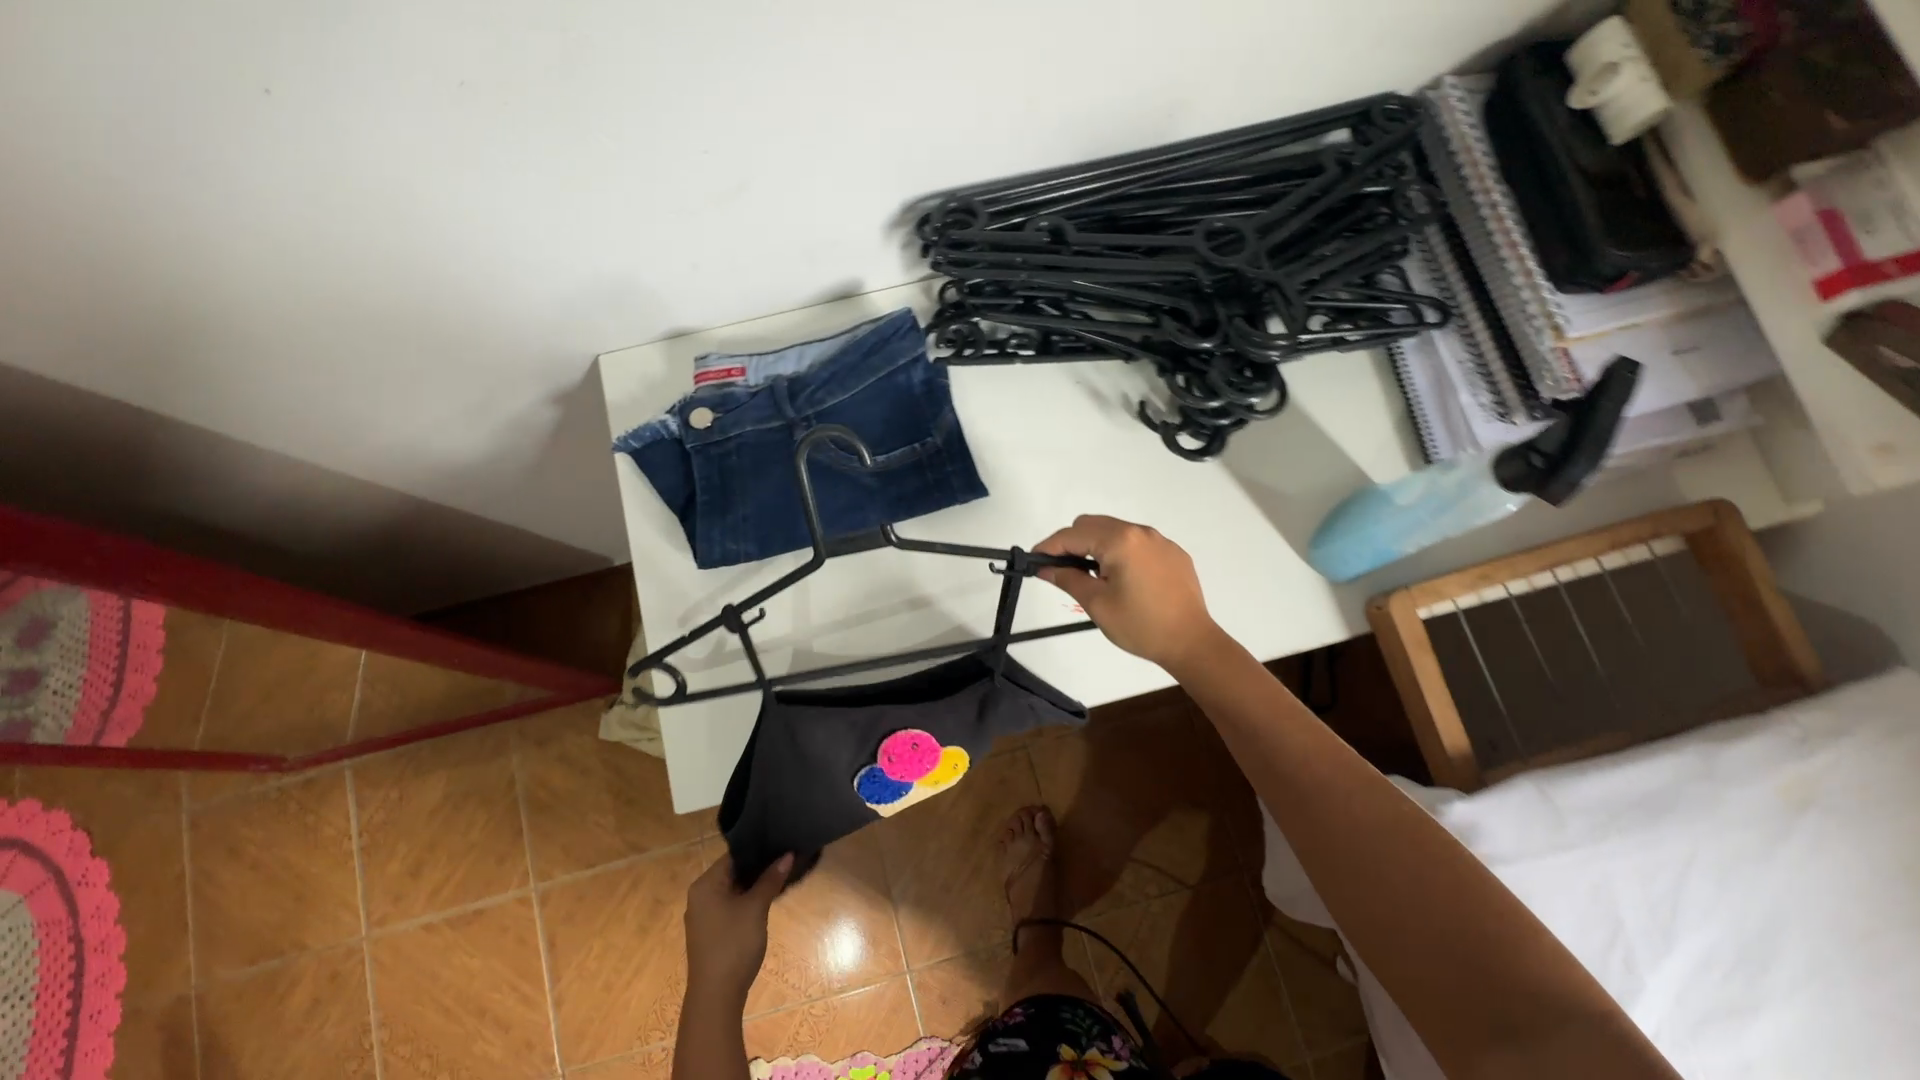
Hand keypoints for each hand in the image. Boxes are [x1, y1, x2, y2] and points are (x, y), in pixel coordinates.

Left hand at [683, 853, 793, 1004]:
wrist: (716, 995)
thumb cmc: (733, 944)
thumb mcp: (755, 908)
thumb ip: (770, 880)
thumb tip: (787, 855)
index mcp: (705, 885)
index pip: (732, 856)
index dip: (757, 849)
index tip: (780, 843)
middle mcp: (699, 896)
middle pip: (732, 873)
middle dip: (758, 867)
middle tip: (786, 858)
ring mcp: (704, 916)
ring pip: (732, 891)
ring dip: (754, 885)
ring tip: (781, 875)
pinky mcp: (710, 932)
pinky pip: (730, 907)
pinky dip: (747, 901)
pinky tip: (767, 900)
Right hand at [1033, 515, 1221, 671]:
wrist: (1191, 642)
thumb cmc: (1140, 626)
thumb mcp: (1097, 604)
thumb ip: (1068, 579)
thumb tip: (1046, 568)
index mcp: (1120, 541)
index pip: (1073, 534)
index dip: (1049, 546)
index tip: (1034, 561)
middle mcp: (1140, 532)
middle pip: (1093, 525)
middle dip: (1073, 543)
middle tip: (1062, 571)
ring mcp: (1160, 541)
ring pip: (1116, 531)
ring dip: (1097, 546)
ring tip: (1093, 577)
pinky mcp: (1173, 553)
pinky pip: (1137, 542)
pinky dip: (1121, 552)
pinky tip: (1123, 580)